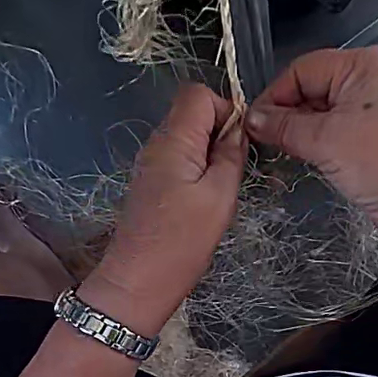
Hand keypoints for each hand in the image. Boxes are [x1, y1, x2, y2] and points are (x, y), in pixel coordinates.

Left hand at [81, 84, 246, 336]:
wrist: (138, 282)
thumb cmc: (182, 242)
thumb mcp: (220, 196)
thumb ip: (230, 156)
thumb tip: (237, 128)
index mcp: (173, 140)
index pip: (198, 94)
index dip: (225, 108)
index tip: (239, 143)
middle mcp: (156, 144)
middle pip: (190, 113)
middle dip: (218, 132)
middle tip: (233, 170)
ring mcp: (149, 164)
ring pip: (185, 138)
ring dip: (208, 153)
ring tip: (219, 189)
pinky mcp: (149, 184)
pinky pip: (177, 160)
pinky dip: (195, 169)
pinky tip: (202, 199)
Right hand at [245, 46, 377, 235]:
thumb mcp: (324, 139)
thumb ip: (283, 126)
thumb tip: (254, 118)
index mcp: (362, 65)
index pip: (302, 70)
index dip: (275, 95)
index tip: (254, 121)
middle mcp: (367, 82)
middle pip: (309, 91)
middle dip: (285, 116)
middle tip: (264, 140)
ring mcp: (369, 112)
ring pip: (318, 116)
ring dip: (298, 134)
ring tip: (285, 152)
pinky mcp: (368, 140)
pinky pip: (331, 135)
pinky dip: (314, 146)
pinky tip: (305, 159)